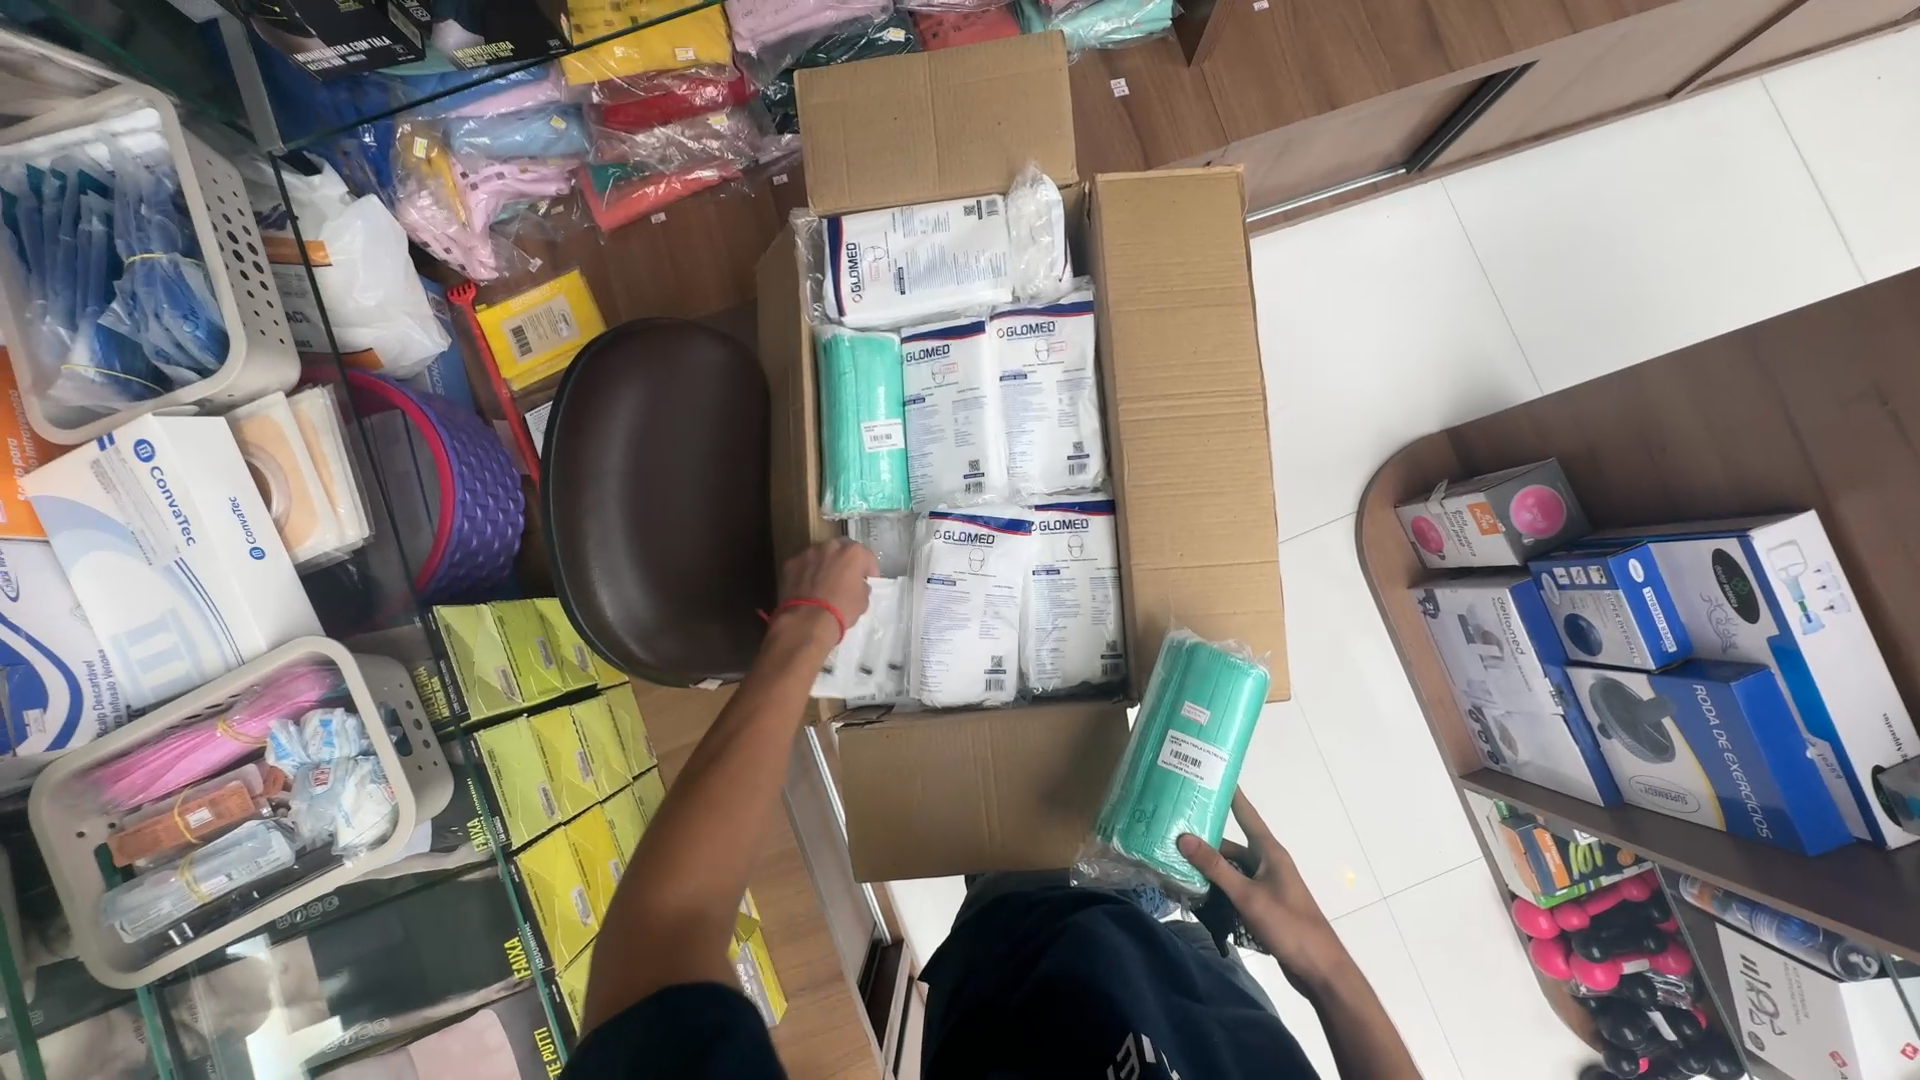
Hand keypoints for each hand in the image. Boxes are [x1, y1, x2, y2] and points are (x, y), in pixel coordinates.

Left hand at [776, 538, 877, 641]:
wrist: (807, 621)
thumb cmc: (841, 610)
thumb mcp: (863, 601)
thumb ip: (862, 586)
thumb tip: (858, 584)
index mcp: (853, 553)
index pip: (867, 556)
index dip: (869, 569)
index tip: (867, 580)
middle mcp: (831, 546)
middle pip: (842, 549)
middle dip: (845, 560)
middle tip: (845, 577)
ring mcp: (808, 553)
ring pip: (820, 554)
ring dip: (824, 564)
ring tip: (823, 582)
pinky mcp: (790, 563)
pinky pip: (803, 565)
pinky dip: (806, 572)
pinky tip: (807, 587)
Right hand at [1179, 791, 1351, 989]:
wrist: (1320, 970)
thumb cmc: (1288, 925)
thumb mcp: (1247, 896)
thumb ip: (1216, 867)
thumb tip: (1184, 838)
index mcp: (1269, 852)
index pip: (1246, 813)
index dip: (1231, 793)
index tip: (1211, 772)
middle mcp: (1267, 862)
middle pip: (1231, 843)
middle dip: (1205, 836)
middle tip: (1174, 826)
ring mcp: (1265, 884)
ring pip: (1230, 866)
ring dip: (1209, 865)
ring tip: (1176, 858)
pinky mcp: (1262, 903)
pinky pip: (1234, 885)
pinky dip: (1217, 885)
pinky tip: (1195, 888)